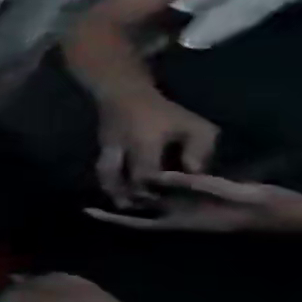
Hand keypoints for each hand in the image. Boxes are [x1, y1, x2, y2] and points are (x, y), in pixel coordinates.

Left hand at [85, 171, 301, 232]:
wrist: (299, 213)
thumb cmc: (265, 206)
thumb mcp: (228, 192)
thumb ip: (191, 184)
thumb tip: (154, 177)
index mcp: (186, 220)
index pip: (140, 221)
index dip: (114, 217)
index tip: (87, 212)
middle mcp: (185, 215)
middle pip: (142, 209)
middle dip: (120, 199)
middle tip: (93, 183)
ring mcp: (196, 208)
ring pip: (156, 200)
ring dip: (136, 190)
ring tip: (111, 172)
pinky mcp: (207, 199)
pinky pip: (175, 191)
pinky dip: (159, 183)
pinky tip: (149, 170)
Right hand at [94, 95, 218, 206]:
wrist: (122, 94)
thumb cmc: (164, 111)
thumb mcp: (195, 126)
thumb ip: (200, 150)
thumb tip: (194, 173)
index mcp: (143, 143)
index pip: (145, 173)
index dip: (154, 189)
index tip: (167, 199)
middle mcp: (119, 149)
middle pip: (116, 177)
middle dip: (127, 193)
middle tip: (140, 207)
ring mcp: (106, 149)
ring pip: (104, 175)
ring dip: (112, 190)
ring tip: (124, 205)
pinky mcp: (101, 150)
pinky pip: (103, 169)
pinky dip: (109, 182)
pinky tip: (118, 191)